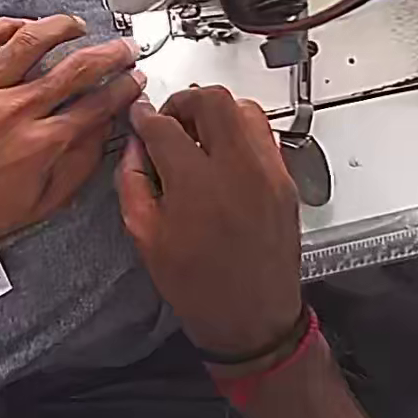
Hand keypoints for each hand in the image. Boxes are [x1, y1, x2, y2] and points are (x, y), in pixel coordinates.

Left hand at [0, 15, 144, 296]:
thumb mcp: (40, 203)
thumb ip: (77, 166)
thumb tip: (102, 131)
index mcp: (40, 144)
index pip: (97, 105)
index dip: (123, 89)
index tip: (133, 81)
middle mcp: (15, 111)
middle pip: (75, 68)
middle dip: (109, 54)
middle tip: (121, 49)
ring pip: (30, 42)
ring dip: (60, 28)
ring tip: (76, 25)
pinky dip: (4, 26)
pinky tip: (22, 26)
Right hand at [115, 87, 301, 356]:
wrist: (251, 317)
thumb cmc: (199, 286)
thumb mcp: (145, 235)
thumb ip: (133, 182)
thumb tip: (134, 148)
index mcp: (196, 185)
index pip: (164, 126)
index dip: (144, 117)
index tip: (139, 118)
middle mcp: (238, 170)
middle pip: (211, 101)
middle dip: (182, 101)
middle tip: (168, 119)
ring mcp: (268, 173)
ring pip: (244, 109)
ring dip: (214, 112)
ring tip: (197, 132)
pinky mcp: (285, 181)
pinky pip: (264, 134)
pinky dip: (239, 130)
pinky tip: (223, 150)